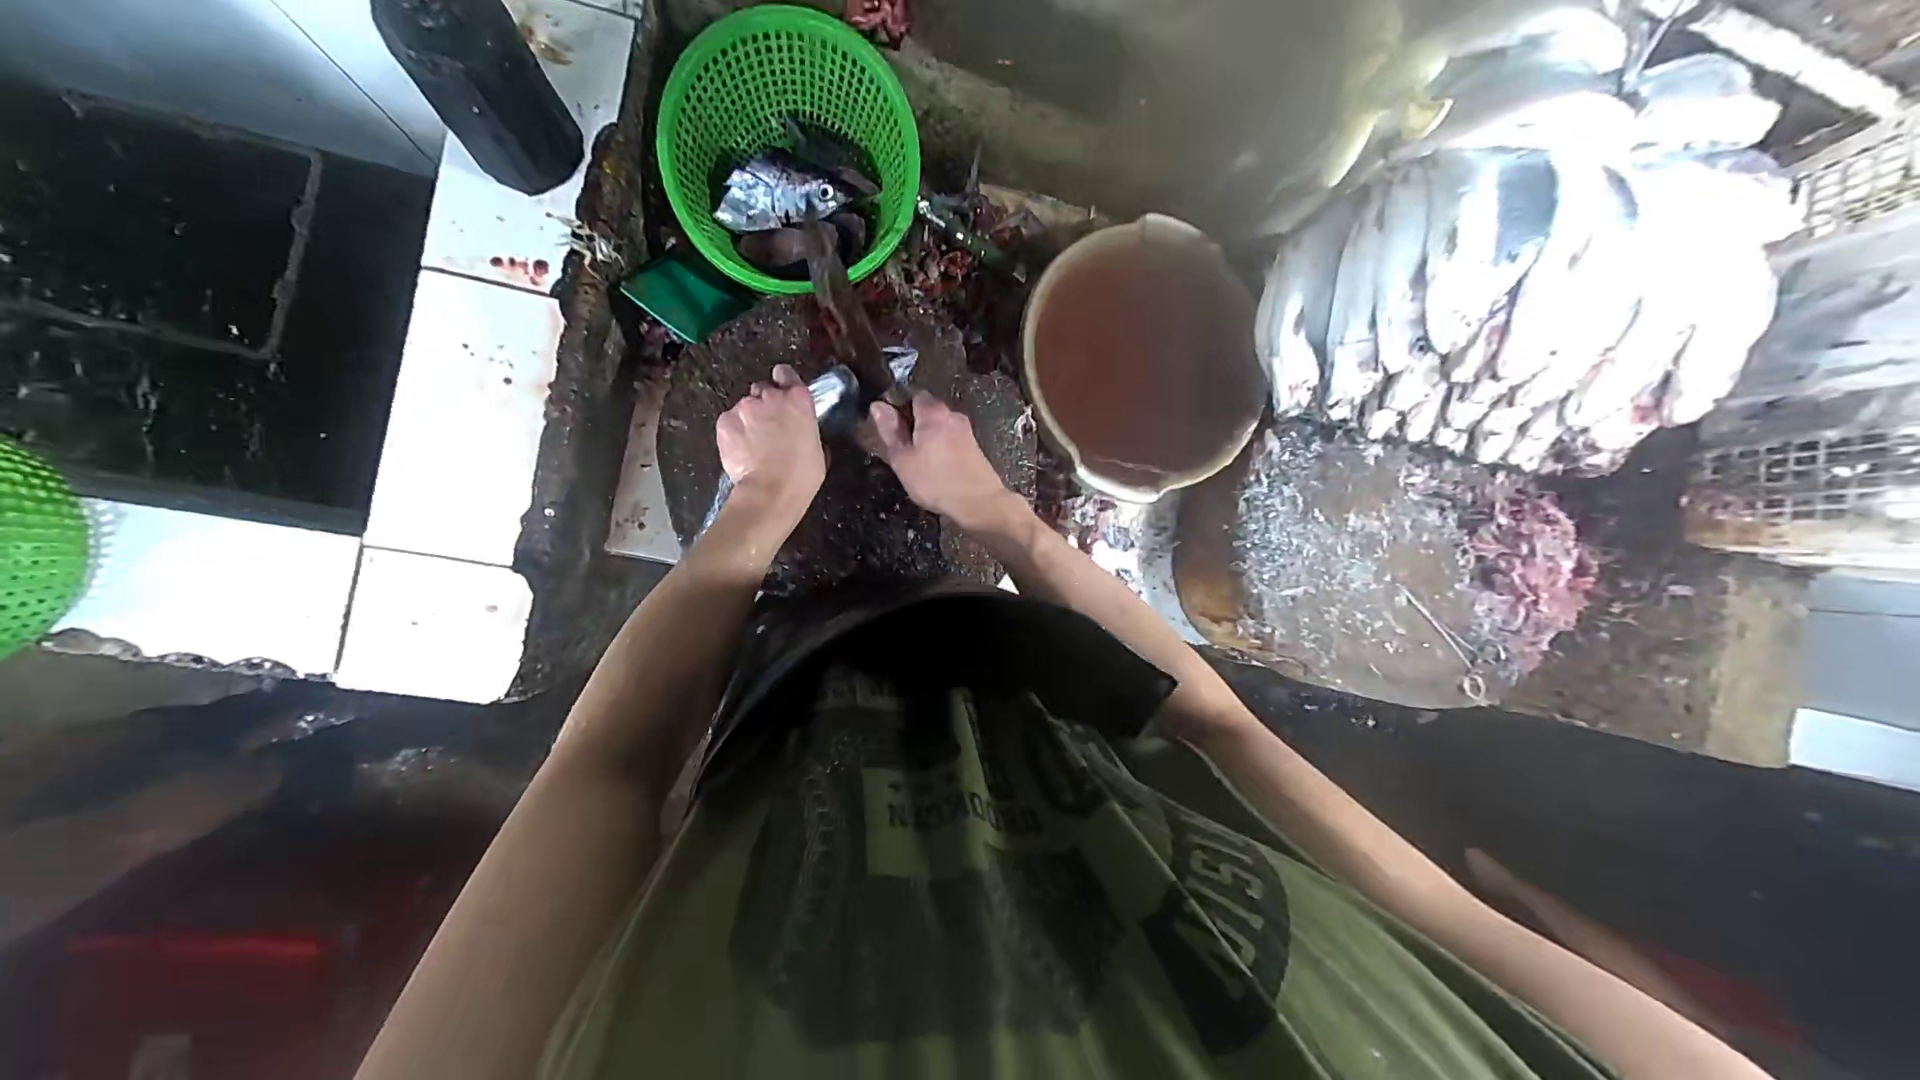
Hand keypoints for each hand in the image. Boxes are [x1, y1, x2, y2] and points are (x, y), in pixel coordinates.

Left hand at [716, 364, 825, 520]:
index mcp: (797, 399)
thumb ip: (806, 429)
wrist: (770, 491)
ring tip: (752, 444)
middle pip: (762, 390)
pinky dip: (733, 432)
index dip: (783, 383)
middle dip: (764, 404)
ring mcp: (743, 407)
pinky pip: (729, 422)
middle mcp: (769, 396)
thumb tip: (801, 433)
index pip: (785, 374)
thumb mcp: (817, 448)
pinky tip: (741, 449)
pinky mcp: (724, 422)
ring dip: (748, 420)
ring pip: (744, 407)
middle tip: (768, 427)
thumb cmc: (802, 474)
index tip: (782, 393)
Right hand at [870, 392, 1017, 531]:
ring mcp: (967, 432)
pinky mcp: (975, 448)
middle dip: (915, 425)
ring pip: (941, 428)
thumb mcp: (903, 459)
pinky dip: (943, 449)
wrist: (978, 503)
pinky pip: (952, 441)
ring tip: (920, 463)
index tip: (891, 428)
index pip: (913, 395)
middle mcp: (953, 415)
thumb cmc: (935, 481)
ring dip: (930, 439)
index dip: (900, 407)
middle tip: (903, 449)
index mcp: (934, 413)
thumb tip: (878, 405)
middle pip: (929, 411)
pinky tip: (938, 469)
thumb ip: (890, 431)